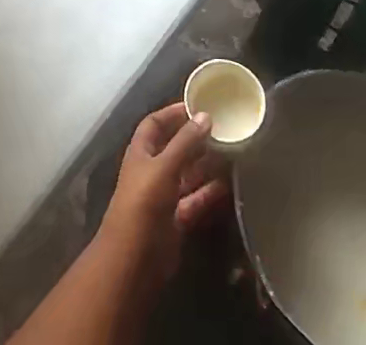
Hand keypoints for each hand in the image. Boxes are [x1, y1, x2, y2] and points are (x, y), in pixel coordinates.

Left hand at [99, 104, 229, 284]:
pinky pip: (195, 201)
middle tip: (223, 129)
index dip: (172, 113)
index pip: (154, 124)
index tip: (198, 106)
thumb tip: (205, 115)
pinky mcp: (175, 220)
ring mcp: (163, 197)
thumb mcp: (164, 167)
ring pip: (187, 175)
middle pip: (174, 149)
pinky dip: (209, 194)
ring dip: (206, 166)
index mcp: (141, 153)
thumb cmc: (143, 203)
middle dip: (195, 139)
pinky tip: (229, 186)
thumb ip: (185, 142)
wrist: (134, 259)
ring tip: (231, 153)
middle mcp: (151, 171)